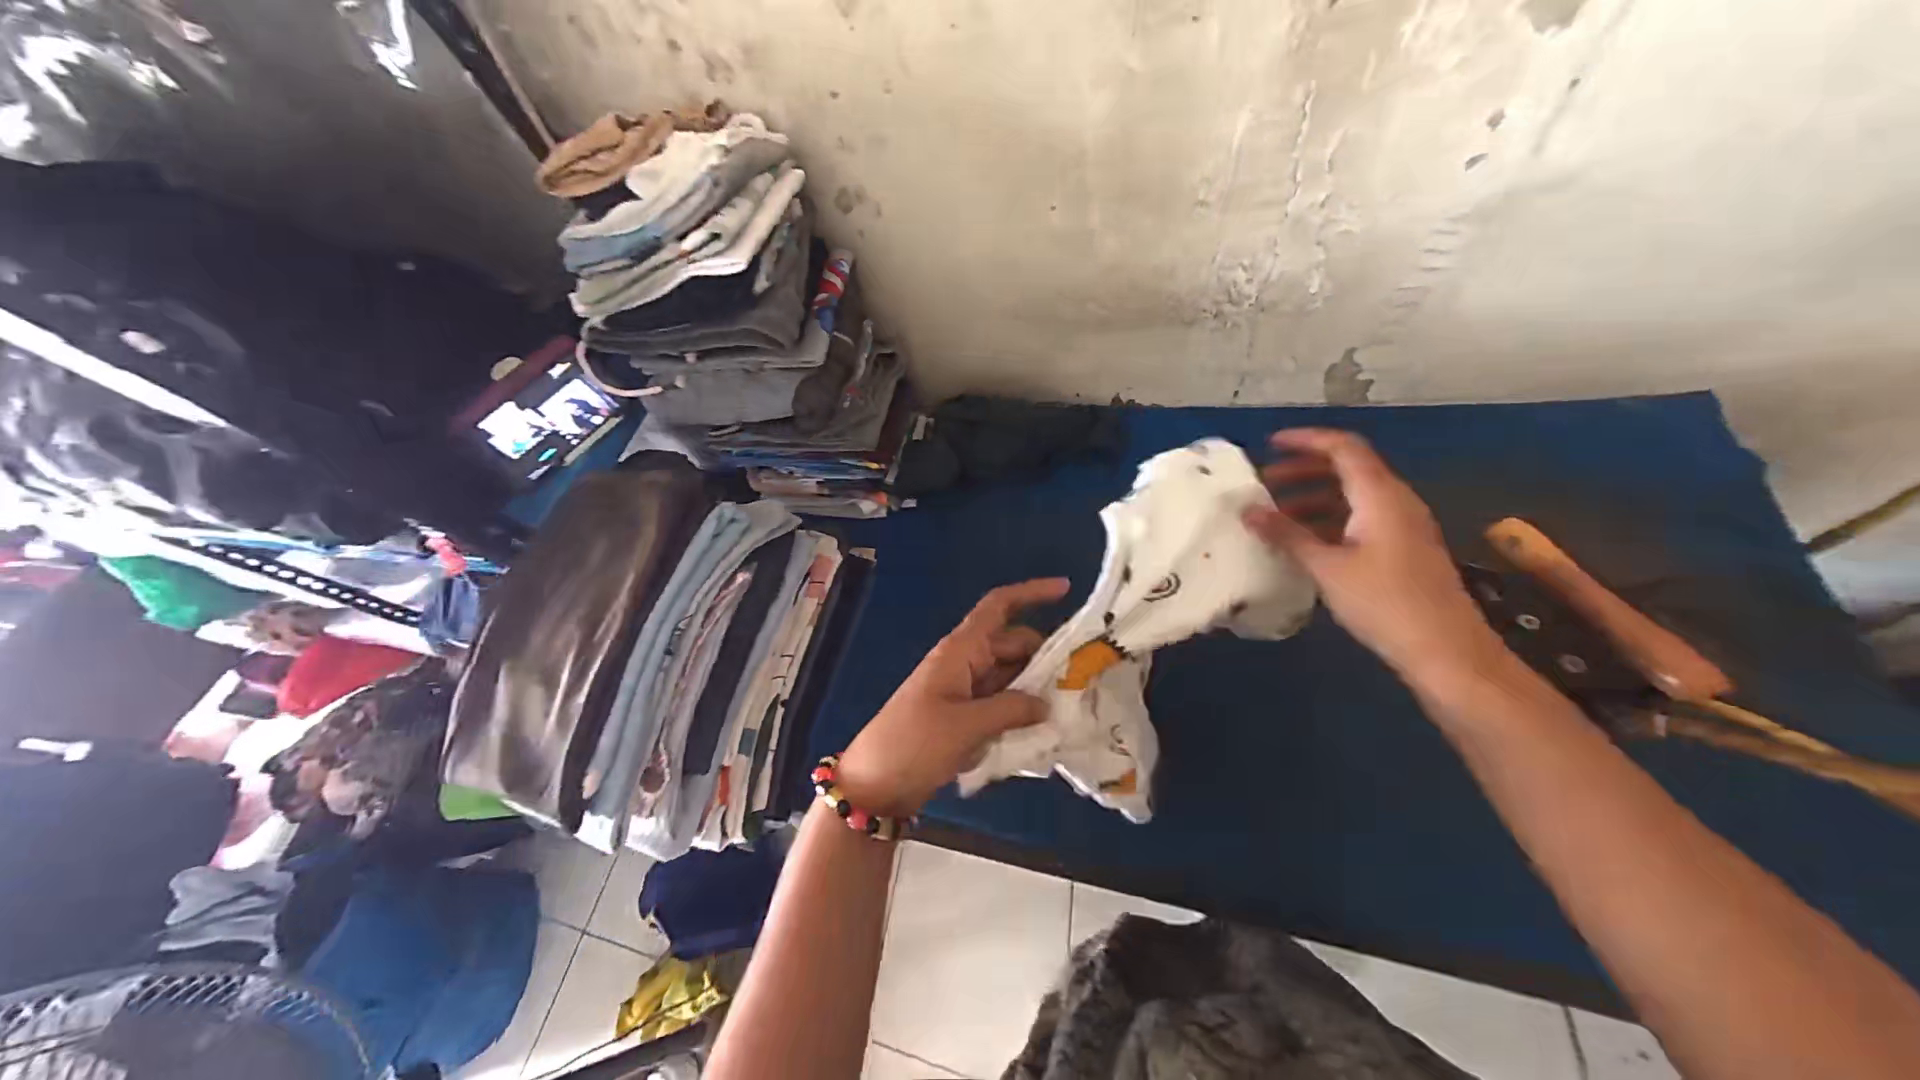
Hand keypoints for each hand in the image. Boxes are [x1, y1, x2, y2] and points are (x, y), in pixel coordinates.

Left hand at [835, 578, 1070, 816]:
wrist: (874, 784)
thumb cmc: (915, 743)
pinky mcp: (964, 718)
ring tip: (1075, 705)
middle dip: (1046, 656)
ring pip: (1011, 676)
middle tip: (1085, 678)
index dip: (1030, 593)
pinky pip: (1001, 703)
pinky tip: (1047, 728)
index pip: (997, 607)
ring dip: (1037, 687)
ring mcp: (964, 692)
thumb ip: (1012, 710)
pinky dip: (1022, 710)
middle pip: (1013, 645)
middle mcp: (965, 663)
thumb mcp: (967, 726)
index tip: (1065, 588)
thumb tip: (1048, 703)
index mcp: (960, 651)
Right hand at [1242, 428, 1501, 678]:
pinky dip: (1329, 520)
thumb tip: (1248, 510)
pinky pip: (1361, 519)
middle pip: (1348, 469)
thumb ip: (1286, 534)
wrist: (1445, 650)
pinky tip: (1304, 543)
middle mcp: (1395, 501)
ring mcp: (1403, 526)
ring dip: (1313, 498)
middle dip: (1303, 470)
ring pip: (1353, 496)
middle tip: (1264, 484)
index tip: (1269, 445)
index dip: (1306, 440)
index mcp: (1380, 495)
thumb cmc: (1383, 602)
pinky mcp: (1403, 550)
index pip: (1343, 448)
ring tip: (1276, 516)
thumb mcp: (1327, 567)